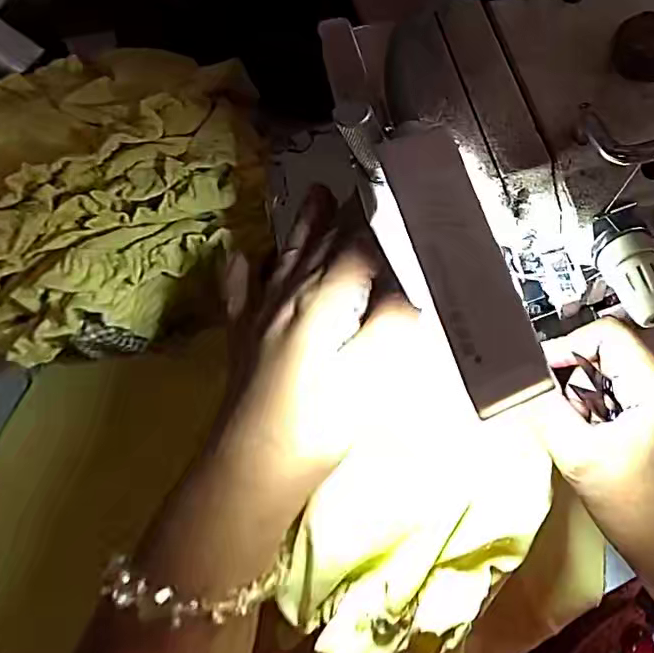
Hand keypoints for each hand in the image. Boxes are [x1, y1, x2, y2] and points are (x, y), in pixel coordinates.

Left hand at [212, 185, 431, 512]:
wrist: (249, 471)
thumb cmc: (318, 422)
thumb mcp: (371, 372)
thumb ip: (393, 320)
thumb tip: (415, 282)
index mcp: (324, 300)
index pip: (358, 246)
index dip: (378, 218)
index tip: (396, 190)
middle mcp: (289, 296)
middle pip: (323, 244)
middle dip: (344, 212)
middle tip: (360, 181)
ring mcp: (261, 316)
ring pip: (287, 257)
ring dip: (304, 226)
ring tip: (314, 197)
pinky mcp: (244, 338)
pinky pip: (242, 291)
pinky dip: (244, 268)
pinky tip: (238, 254)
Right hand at [526, 318, 653, 587]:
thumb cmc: (643, 512)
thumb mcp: (580, 456)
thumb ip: (547, 410)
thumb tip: (522, 380)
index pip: (606, 333)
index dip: (567, 349)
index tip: (545, 373)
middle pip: (614, 350)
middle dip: (581, 380)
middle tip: (569, 417)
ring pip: (622, 369)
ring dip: (596, 395)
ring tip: (592, 434)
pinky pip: (635, 387)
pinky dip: (613, 405)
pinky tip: (609, 439)